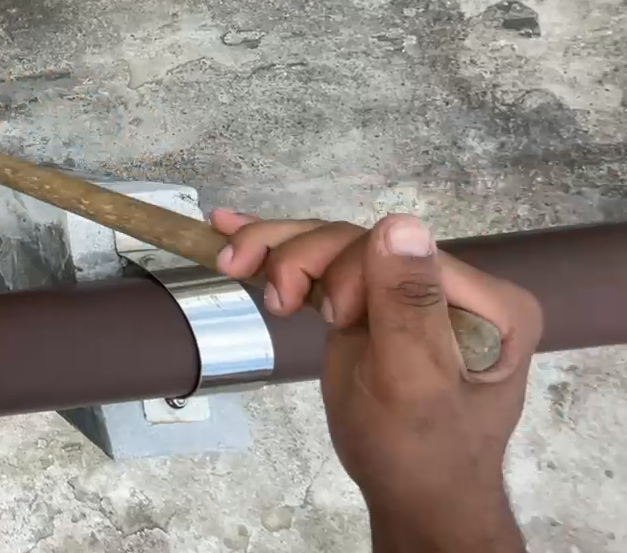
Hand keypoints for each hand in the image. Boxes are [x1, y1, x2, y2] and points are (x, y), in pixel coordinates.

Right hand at [210, 210, 542, 551]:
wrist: (408, 490)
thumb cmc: (417, 446)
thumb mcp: (412, 378)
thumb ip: (407, 302)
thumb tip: (401, 224)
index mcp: (484, 301)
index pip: (388, 249)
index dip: (339, 271)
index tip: (324, 318)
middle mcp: (450, 286)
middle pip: (347, 240)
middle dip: (295, 261)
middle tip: (272, 302)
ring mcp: (403, 292)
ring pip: (321, 242)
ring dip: (270, 251)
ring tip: (233, 267)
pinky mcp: (364, 301)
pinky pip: (314, 260)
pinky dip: (270, 245)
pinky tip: (231, 227)